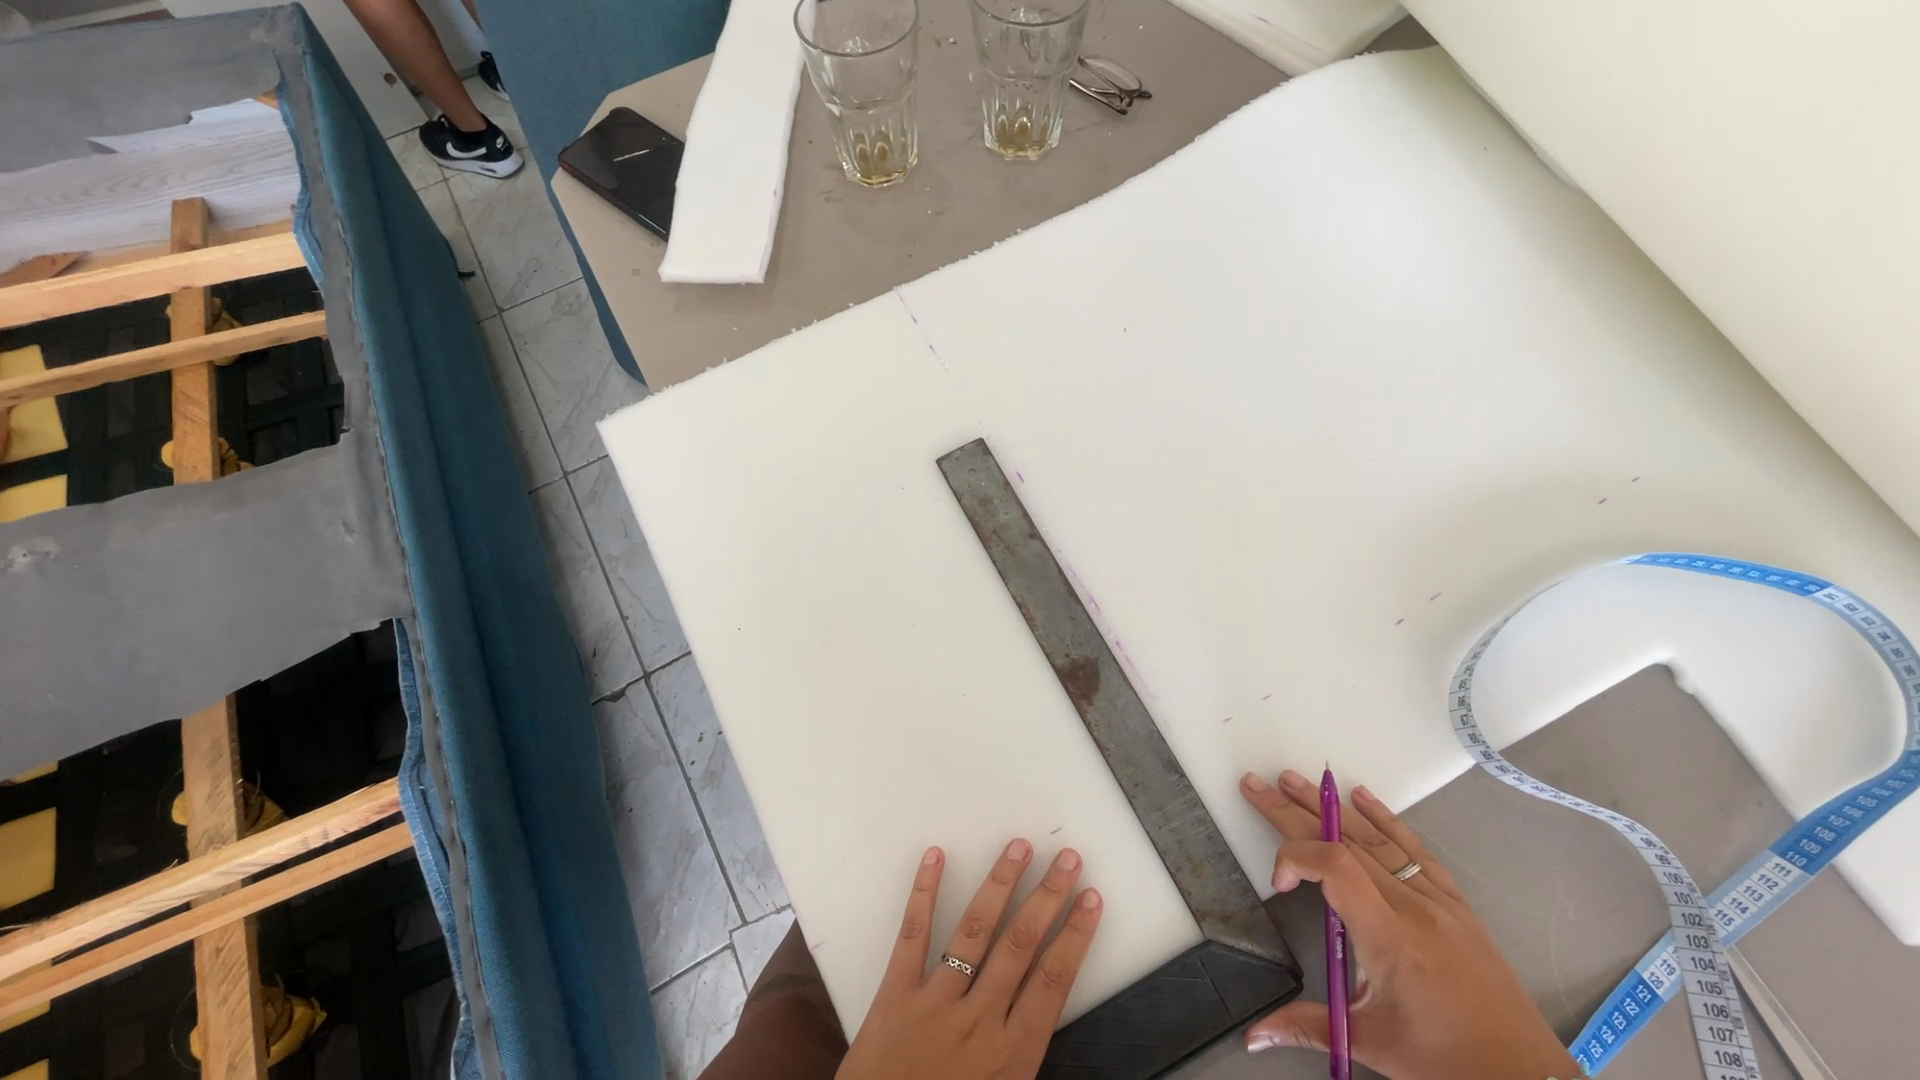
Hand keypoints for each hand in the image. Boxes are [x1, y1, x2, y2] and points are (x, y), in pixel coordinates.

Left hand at [836, 840, 1103, 1079]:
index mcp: (1013, 1053)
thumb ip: (1027, 1055)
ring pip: (976, 930)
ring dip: (1001, 884)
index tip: (1092, 898)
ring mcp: (936, 1003)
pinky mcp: (895, 994)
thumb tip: (1048, 1009)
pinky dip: (924, 892)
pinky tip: (936, 856)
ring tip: (1019, 847)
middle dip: (1049, 896)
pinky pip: (913, 935)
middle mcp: (980, 1020)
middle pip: (1022, 944)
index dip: (1076, 934)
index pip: (1055, 979)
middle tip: (1068, 857)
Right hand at [1239, 770, 1580, 1079]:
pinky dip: (1384, 819)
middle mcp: (1412, 906)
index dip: (1296, 859)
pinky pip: (1414, 849)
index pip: (1335, 868)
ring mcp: (1437, 899)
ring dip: (1329, 805)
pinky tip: (1362, 797)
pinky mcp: (1455, 902)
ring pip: (1375, 837)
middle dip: (1293, 811)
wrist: (1522, 1074)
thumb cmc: (1445, 1060)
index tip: (1280, 885)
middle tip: (1255, 784)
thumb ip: (1305, 1027)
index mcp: (1389, 937)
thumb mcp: (1370, 1042)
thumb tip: (1252, 1037)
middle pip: (1345, 841)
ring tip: (1294, 781)